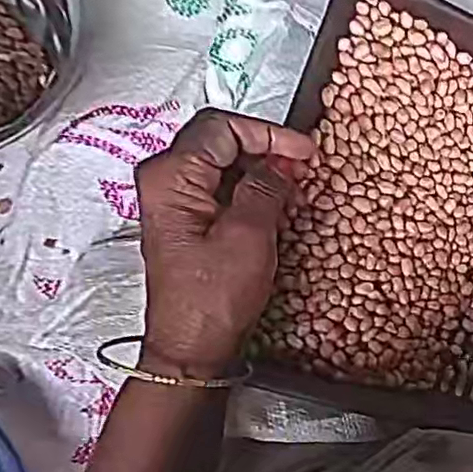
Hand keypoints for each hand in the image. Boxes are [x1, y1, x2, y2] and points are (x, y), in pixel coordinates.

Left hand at [133, 109, 313, 378]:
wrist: (195, 342)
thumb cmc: (214, 297)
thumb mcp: (249, 236)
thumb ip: (265, 190)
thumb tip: (283, 163)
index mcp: (171, 177)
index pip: (222, 129)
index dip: (269, 134)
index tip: (306, 151)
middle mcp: (166, 181)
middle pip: (220, 142)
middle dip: (267, 148)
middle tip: (305, 165)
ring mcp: (177, 202)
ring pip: (224, 166)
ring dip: (263, 170)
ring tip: (298, 186)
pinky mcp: (190, 221)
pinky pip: (224, 191)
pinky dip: (254, 190)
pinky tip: (279, 203)